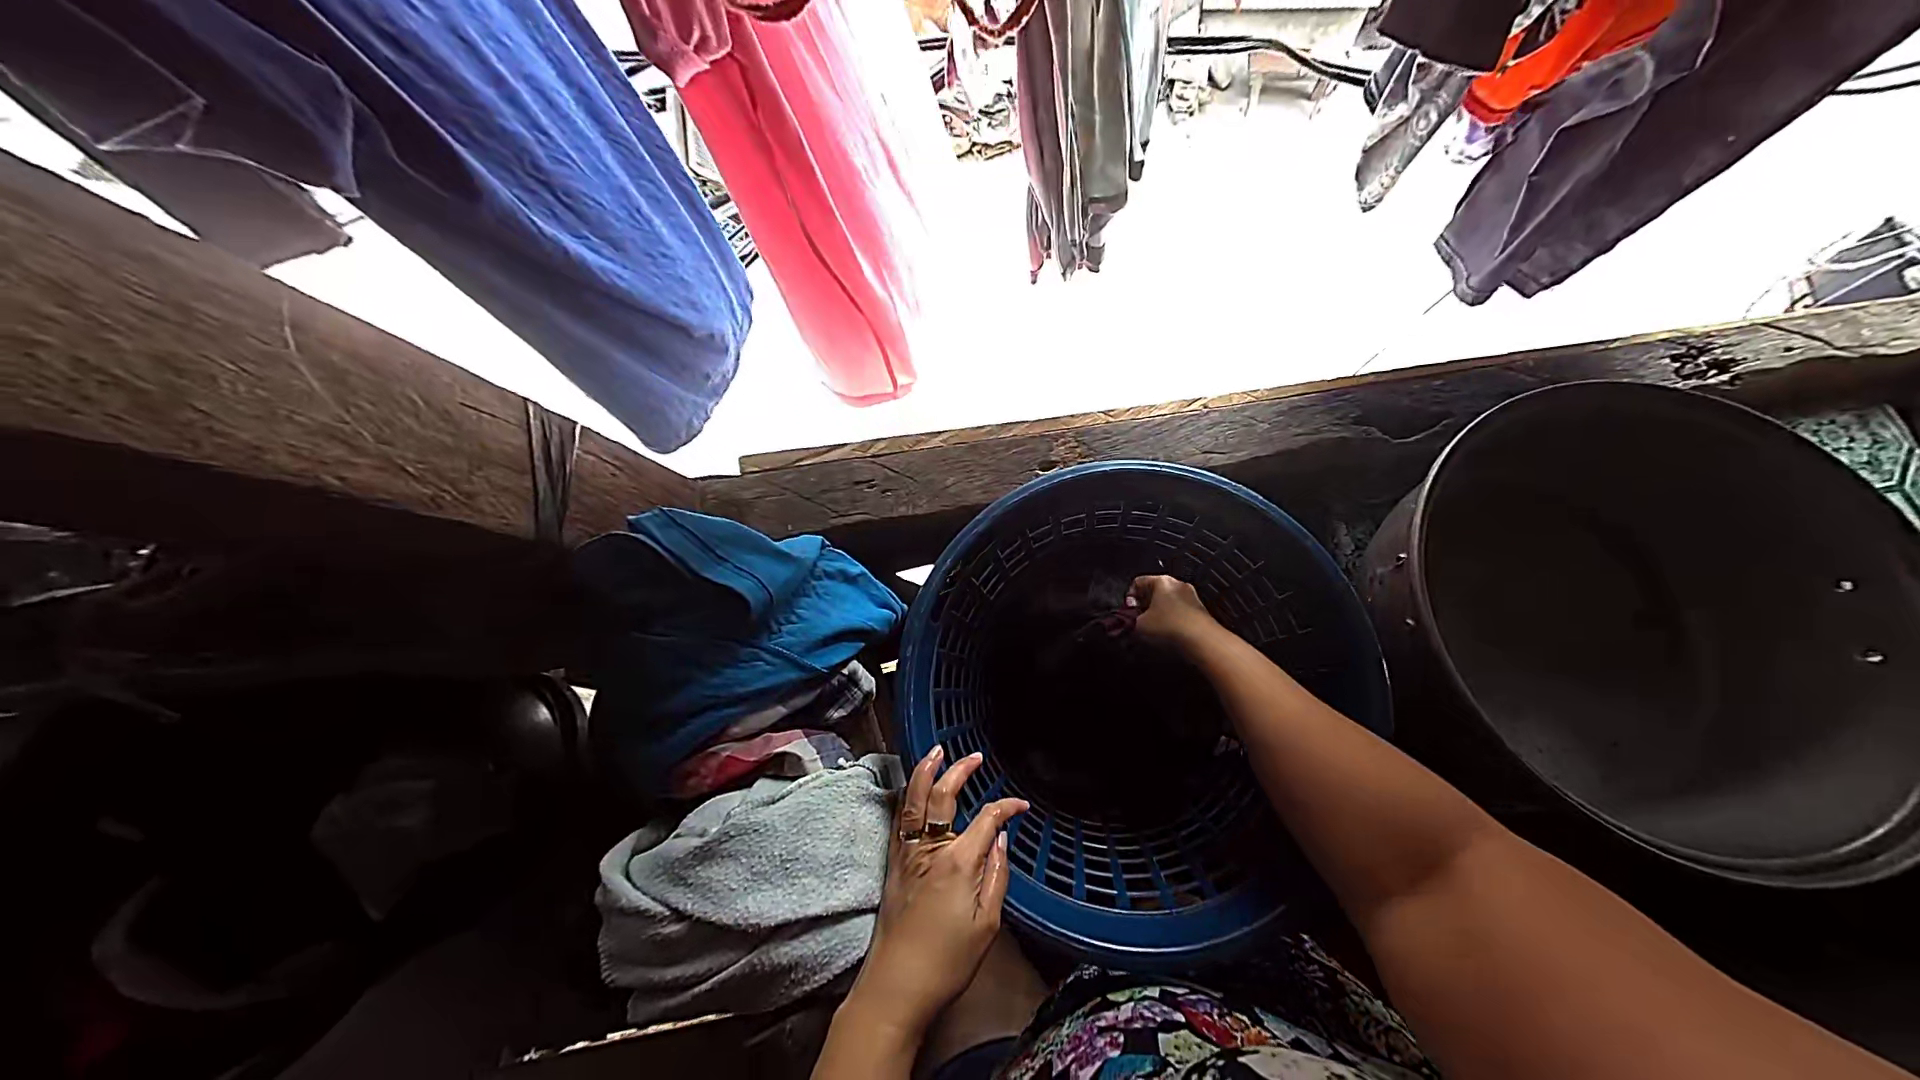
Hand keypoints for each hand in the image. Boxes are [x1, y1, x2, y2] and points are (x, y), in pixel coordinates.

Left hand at [844, 745, 1028, 1040]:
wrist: (896, 985)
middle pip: (943, 795)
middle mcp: (929, 848)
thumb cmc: (947, 961)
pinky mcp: (893, 863)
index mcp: (958, 861)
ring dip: (926, 772)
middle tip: (973, 756)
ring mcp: (906, 853)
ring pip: (914, 800)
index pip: (987, 819)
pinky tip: (913, 789)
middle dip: (960, 770)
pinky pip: (899, 818)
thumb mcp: (987, 925)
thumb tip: (1002, 840)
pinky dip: (908, 796)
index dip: (1007, 807)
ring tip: (936, 753)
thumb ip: (997, 876)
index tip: (1021, 806)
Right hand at [1127, 574, 1223, 653]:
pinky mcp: (1199, 611)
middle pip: (1153, 592)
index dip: (1129, 599)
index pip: (1137, 583)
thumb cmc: (1171, 627)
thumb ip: (1128, 622)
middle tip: (1138, 622)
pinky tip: (1168, 634)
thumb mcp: (1138, 626)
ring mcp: (1191, 597)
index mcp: (1161, 581)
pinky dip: (1171, 621)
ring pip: (1167, 602)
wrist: (1202, 641)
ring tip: (1153, 631)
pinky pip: (1179, 612)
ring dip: (1158, 614)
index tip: (1128, 612)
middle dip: (1143, 607)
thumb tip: (1126, 623)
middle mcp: (1177, 584)